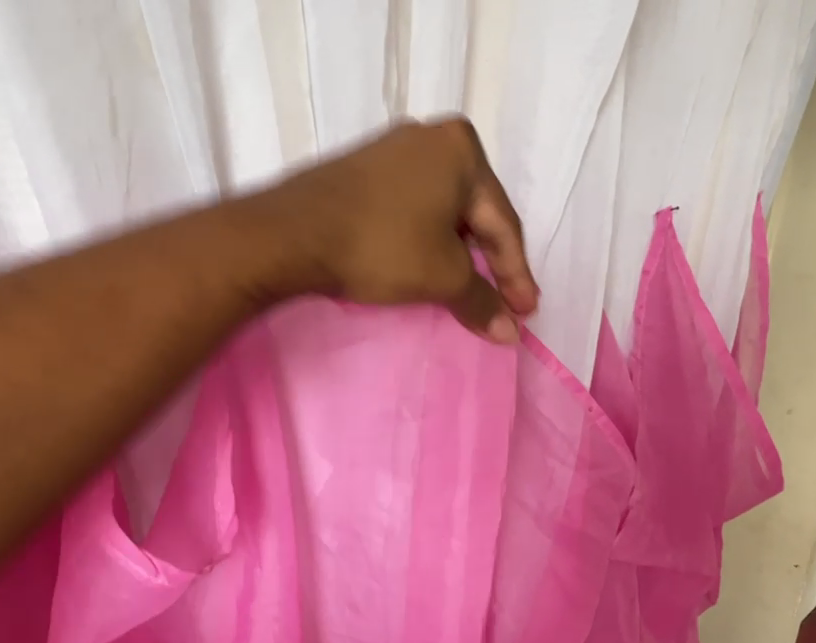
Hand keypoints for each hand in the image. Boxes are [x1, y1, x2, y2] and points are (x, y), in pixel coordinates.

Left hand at [256, 118, 538, 343]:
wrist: (290, 234)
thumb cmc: (380, 247)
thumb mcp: (441, 277)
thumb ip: (481, 301)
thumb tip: (509, 331)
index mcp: (462, 150)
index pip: (502, 223)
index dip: (515, 275)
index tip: (525, 313)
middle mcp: (430, 138)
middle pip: (473, 212)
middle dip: (488, 261)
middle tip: (503, 300)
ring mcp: (390, 151)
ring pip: (440, 212)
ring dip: (456, 253)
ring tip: (466, 288)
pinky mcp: (360, 171)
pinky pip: (409, 209)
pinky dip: (423, 240)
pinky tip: (425, 263)